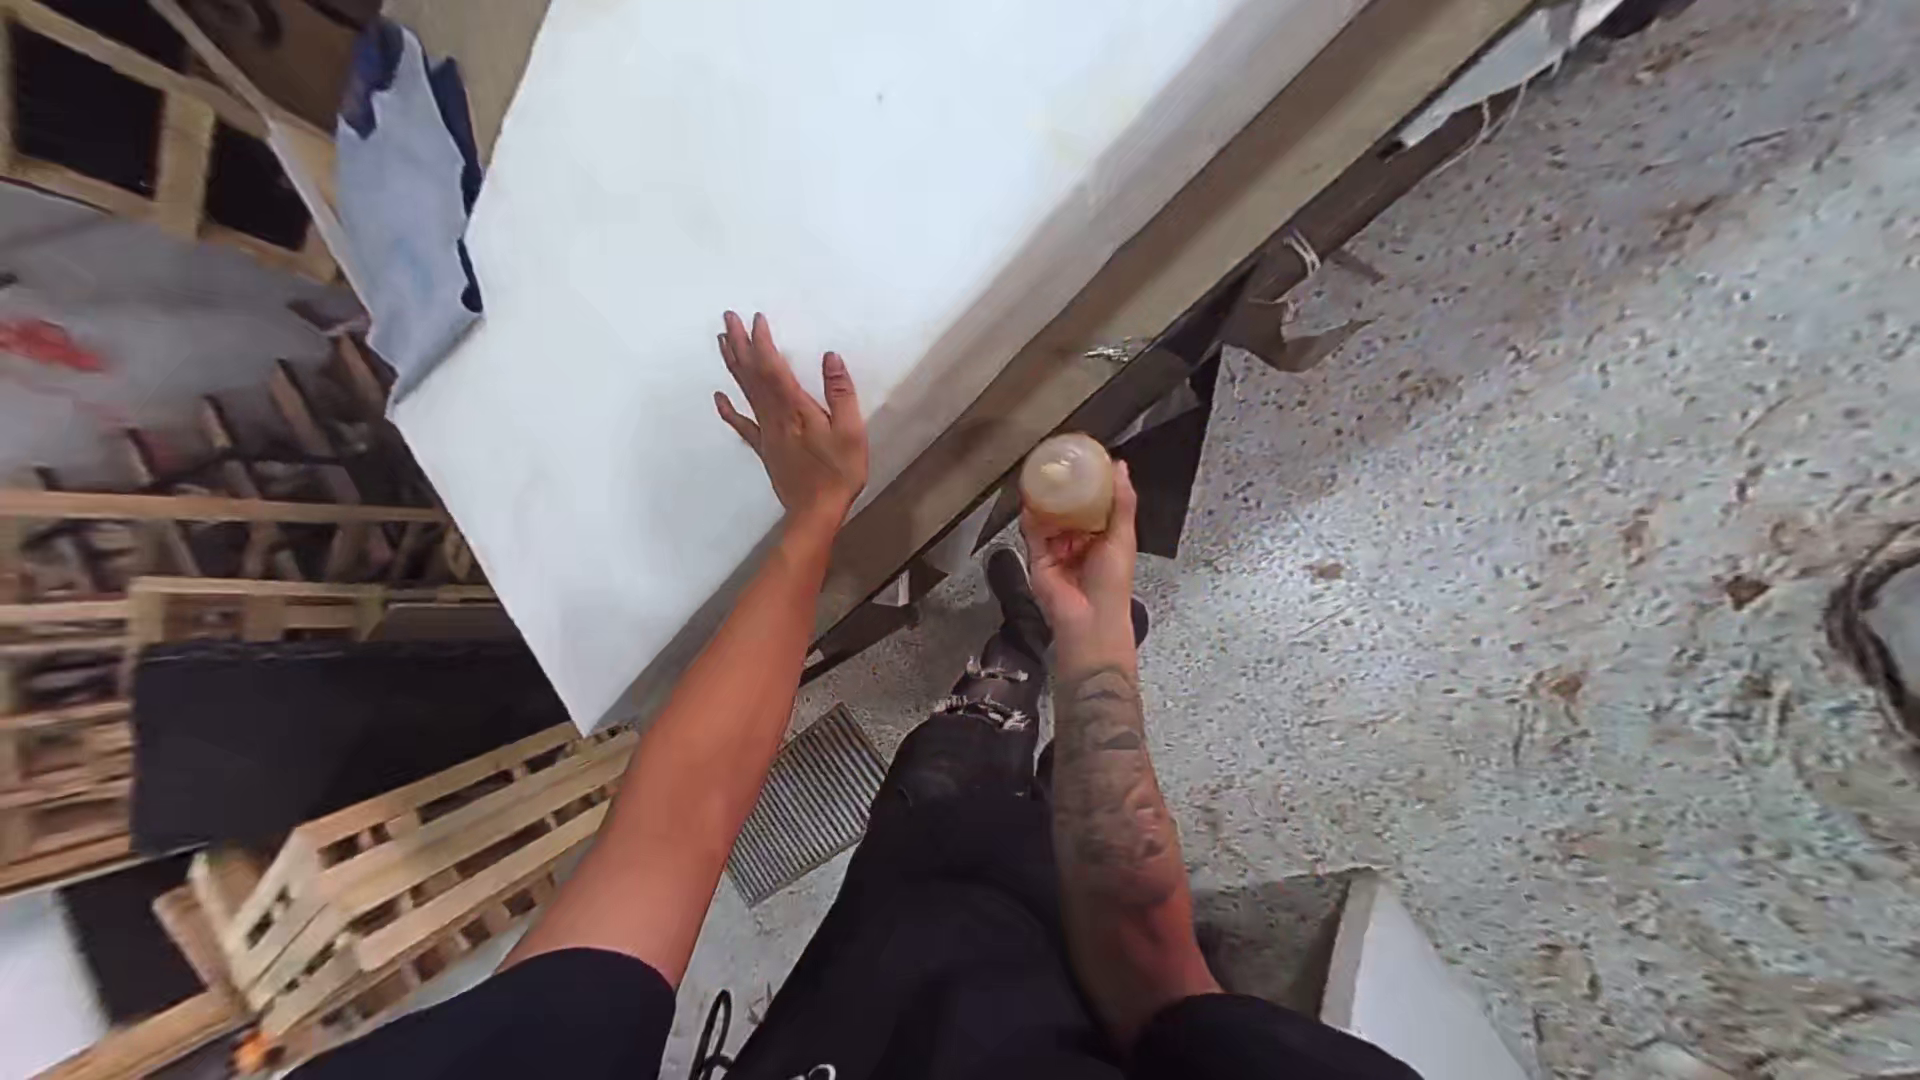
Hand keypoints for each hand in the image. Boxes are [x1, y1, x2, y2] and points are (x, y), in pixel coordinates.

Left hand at [714, 311, 868, 536]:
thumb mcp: (851, 432)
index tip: (756, 319)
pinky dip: (728, 410)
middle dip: (739, 344)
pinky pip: (742, 425)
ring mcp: (766, 433)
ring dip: (733, 365)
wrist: (816, 511)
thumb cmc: (838, 472)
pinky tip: (718, 397)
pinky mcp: (765, 449)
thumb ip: (841, 394)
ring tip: (721, 341)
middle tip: (727, 318)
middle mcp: (775, 416)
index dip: (763, 342)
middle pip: (752, 374)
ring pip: (745, 392)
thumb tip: (830, 357)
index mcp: (795, 409)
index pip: (773, 367)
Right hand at [1020, 461, 1138, 672]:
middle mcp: (1076, 541)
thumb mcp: (1123, 536)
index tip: (1083, 460)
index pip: (1091, 505)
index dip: (1088, 484)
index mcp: (1099, 537)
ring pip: (1047, 519)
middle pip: (1066, 510)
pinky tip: (1030, 500)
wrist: (1091, 618)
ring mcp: (1055, 550)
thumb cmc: (1113, 579)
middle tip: (1058, 463)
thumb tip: (1120, 465)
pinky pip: (1032, 534)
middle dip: (1063, 489)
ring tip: (1041, 475)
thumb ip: (1122, 502)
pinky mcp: (1037, 559)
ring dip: (1045, 500)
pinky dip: (1030, 518)